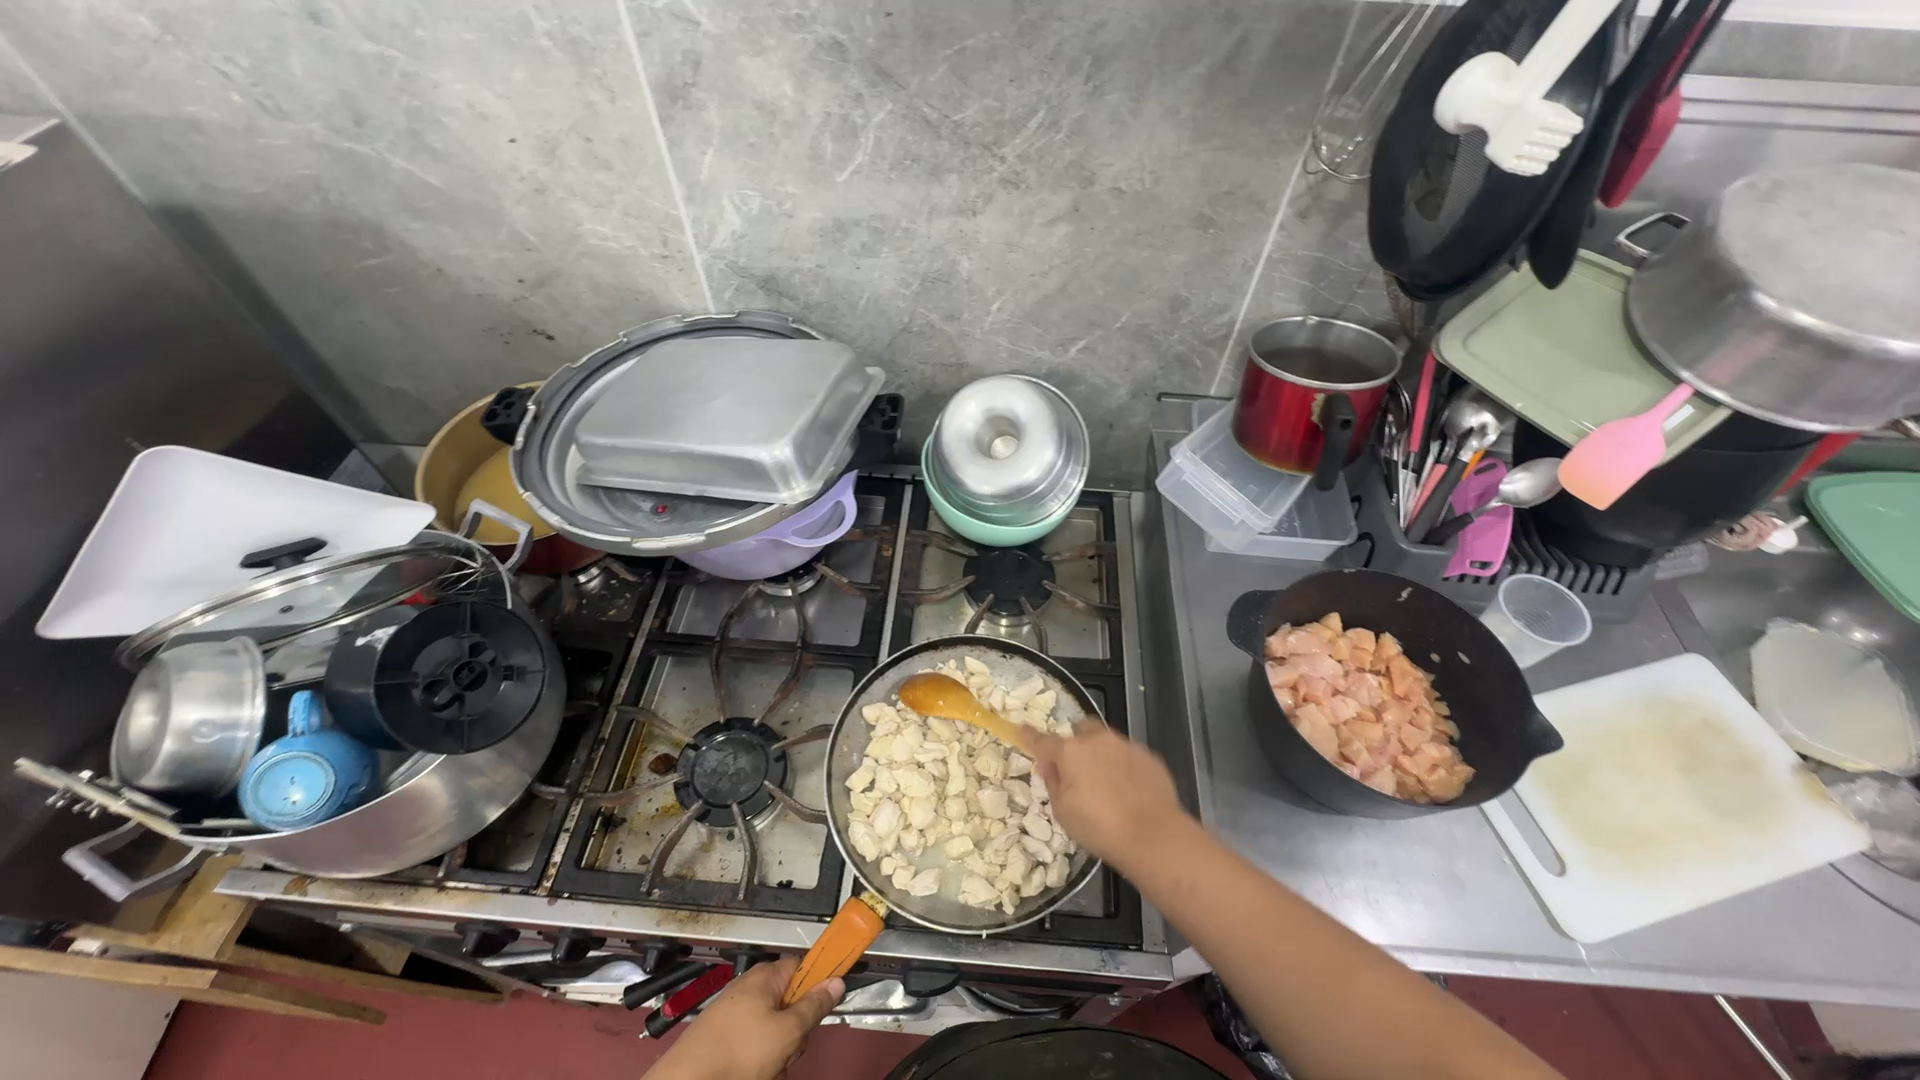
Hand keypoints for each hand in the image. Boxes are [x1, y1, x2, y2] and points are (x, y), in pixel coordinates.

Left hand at [649, 957, 842, 1079]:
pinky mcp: (723, 1034)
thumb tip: (837, 981)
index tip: (826, 1002)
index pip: (803, 966)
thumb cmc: (740, 1051)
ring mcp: (734, 1011)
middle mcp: (749, 987)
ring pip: (773, 1026)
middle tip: (791, 1046)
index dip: (817, 983)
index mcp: (766, 976)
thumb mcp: (788, 1031)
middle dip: (796, 1027)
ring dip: (779, 1049)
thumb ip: (815, 1006)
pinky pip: (754, 1041)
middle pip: (789, 1000)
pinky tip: (757, 1072)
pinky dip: (760, 1058)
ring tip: (771, 1067)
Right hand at [1030, 724, 1189, 872]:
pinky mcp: (1149, 756)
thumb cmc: (1099, 827)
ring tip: (1107, 784)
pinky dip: (1124, 767)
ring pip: (1107, 741)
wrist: (1153, 835)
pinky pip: (1129, 755)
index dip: (1031, 736)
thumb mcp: (1063, 812)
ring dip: (1101, 754)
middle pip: (1081, 731)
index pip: (1043, 741)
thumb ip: (1053, 783)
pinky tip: (1129, 790)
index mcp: (1071, 752)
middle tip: (1077, 768)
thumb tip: (1050, 766)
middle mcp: (1098, 740)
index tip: (1023, 730)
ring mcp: (1127, 746)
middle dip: (1076, 743)